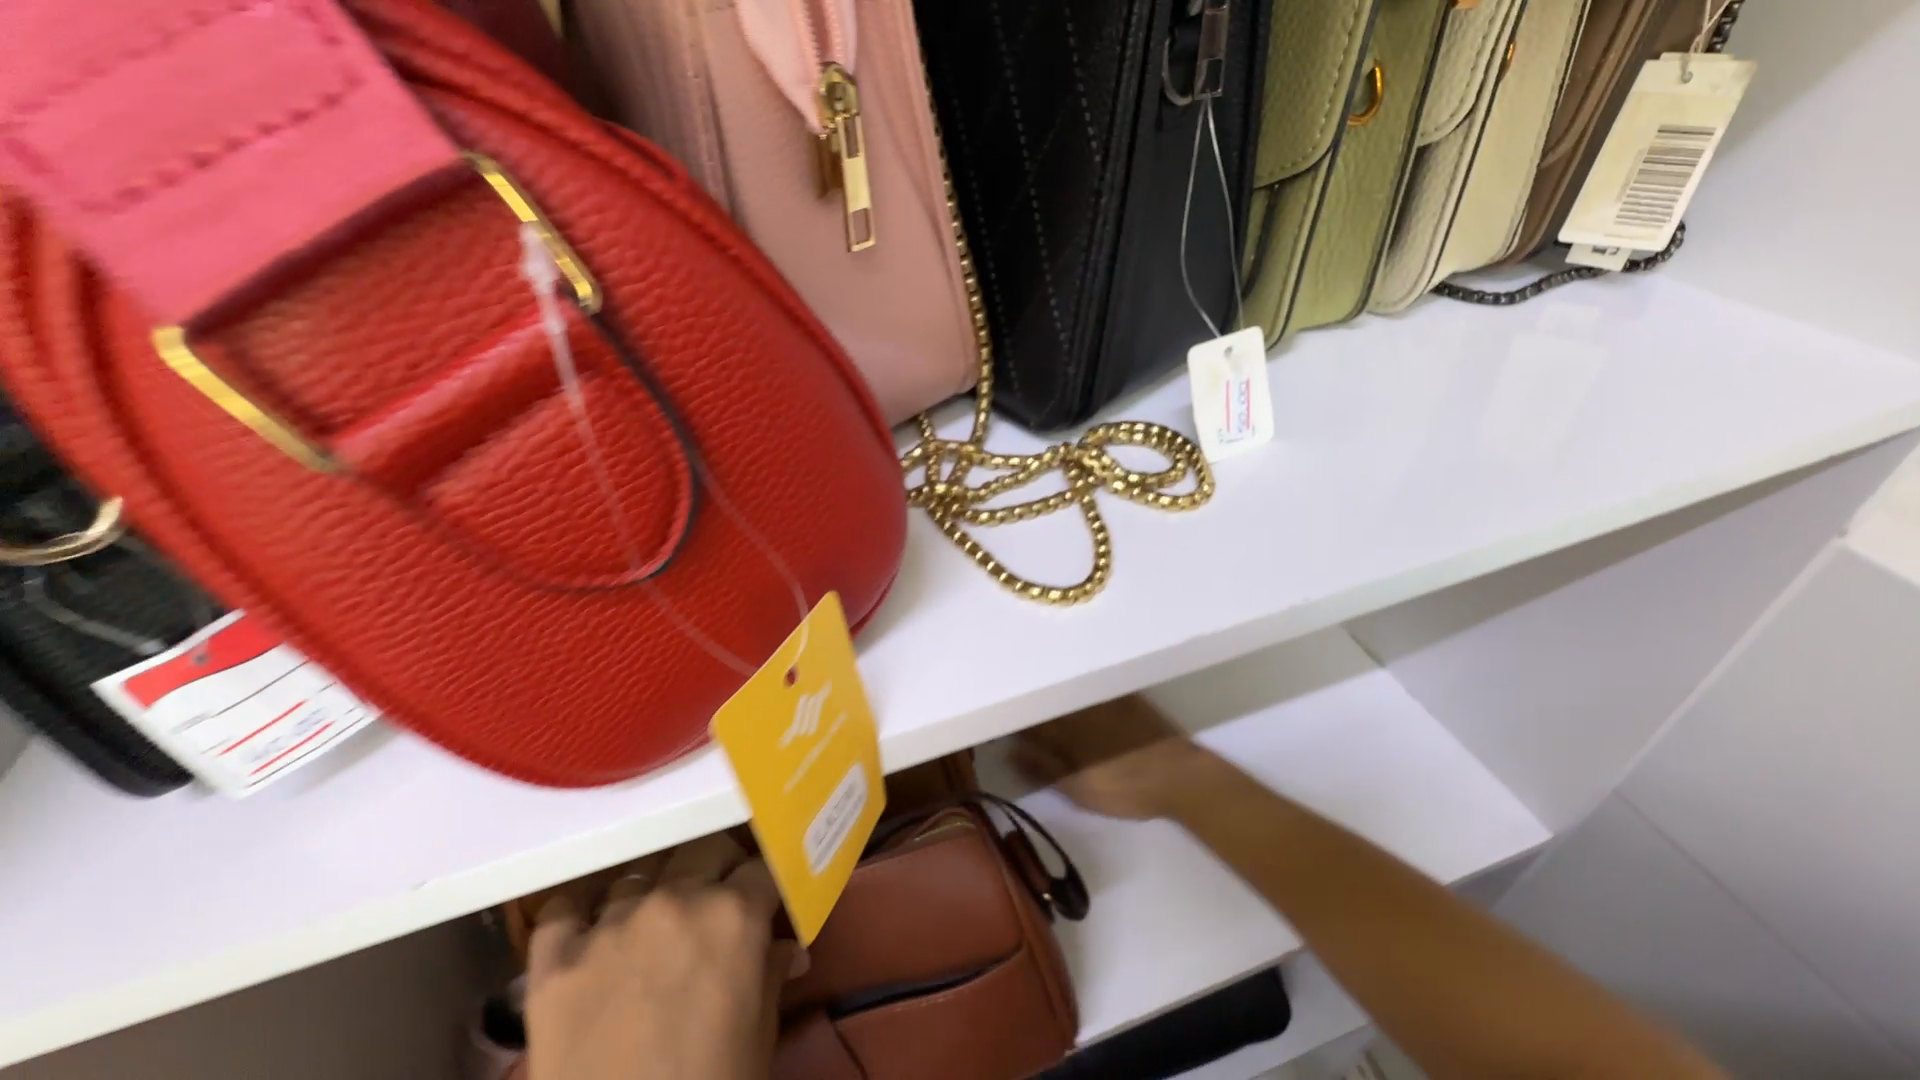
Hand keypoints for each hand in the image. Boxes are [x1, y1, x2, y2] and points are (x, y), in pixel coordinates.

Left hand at [524, 834, 799, 1079]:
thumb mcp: (758, 1034)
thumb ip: (771, 974)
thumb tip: (786, 947)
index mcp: (733, 917)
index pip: (761, 868)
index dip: (766, 880)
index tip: (766, 894)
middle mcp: (673, 901)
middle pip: (703, 849)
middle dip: (718, 866)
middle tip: (718, 898)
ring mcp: (608, 925)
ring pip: (636, 874)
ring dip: (651, 892)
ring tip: (651, 925)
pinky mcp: (554, 959)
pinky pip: (562, 909)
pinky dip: (579, 915)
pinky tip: (589, 934)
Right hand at [1010, 695, 1221, 819]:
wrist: (1181, 777)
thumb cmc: (1127, 789)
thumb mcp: (1080, 790)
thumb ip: (1045, 769)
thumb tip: (1010, 750)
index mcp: (1066, 732)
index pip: (1030, 721)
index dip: (1012, 720)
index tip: (997, 718)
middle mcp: (1080, 709)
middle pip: (1046, 700)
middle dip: (1028, 700)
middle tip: (1012, 698)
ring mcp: (1105, 700)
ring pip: (1068, 688)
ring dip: (1050, 686)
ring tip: (1036, 685)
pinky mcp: (1127, 697)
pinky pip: (1095, 682)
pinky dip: (1080, 679)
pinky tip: (1074, 674)